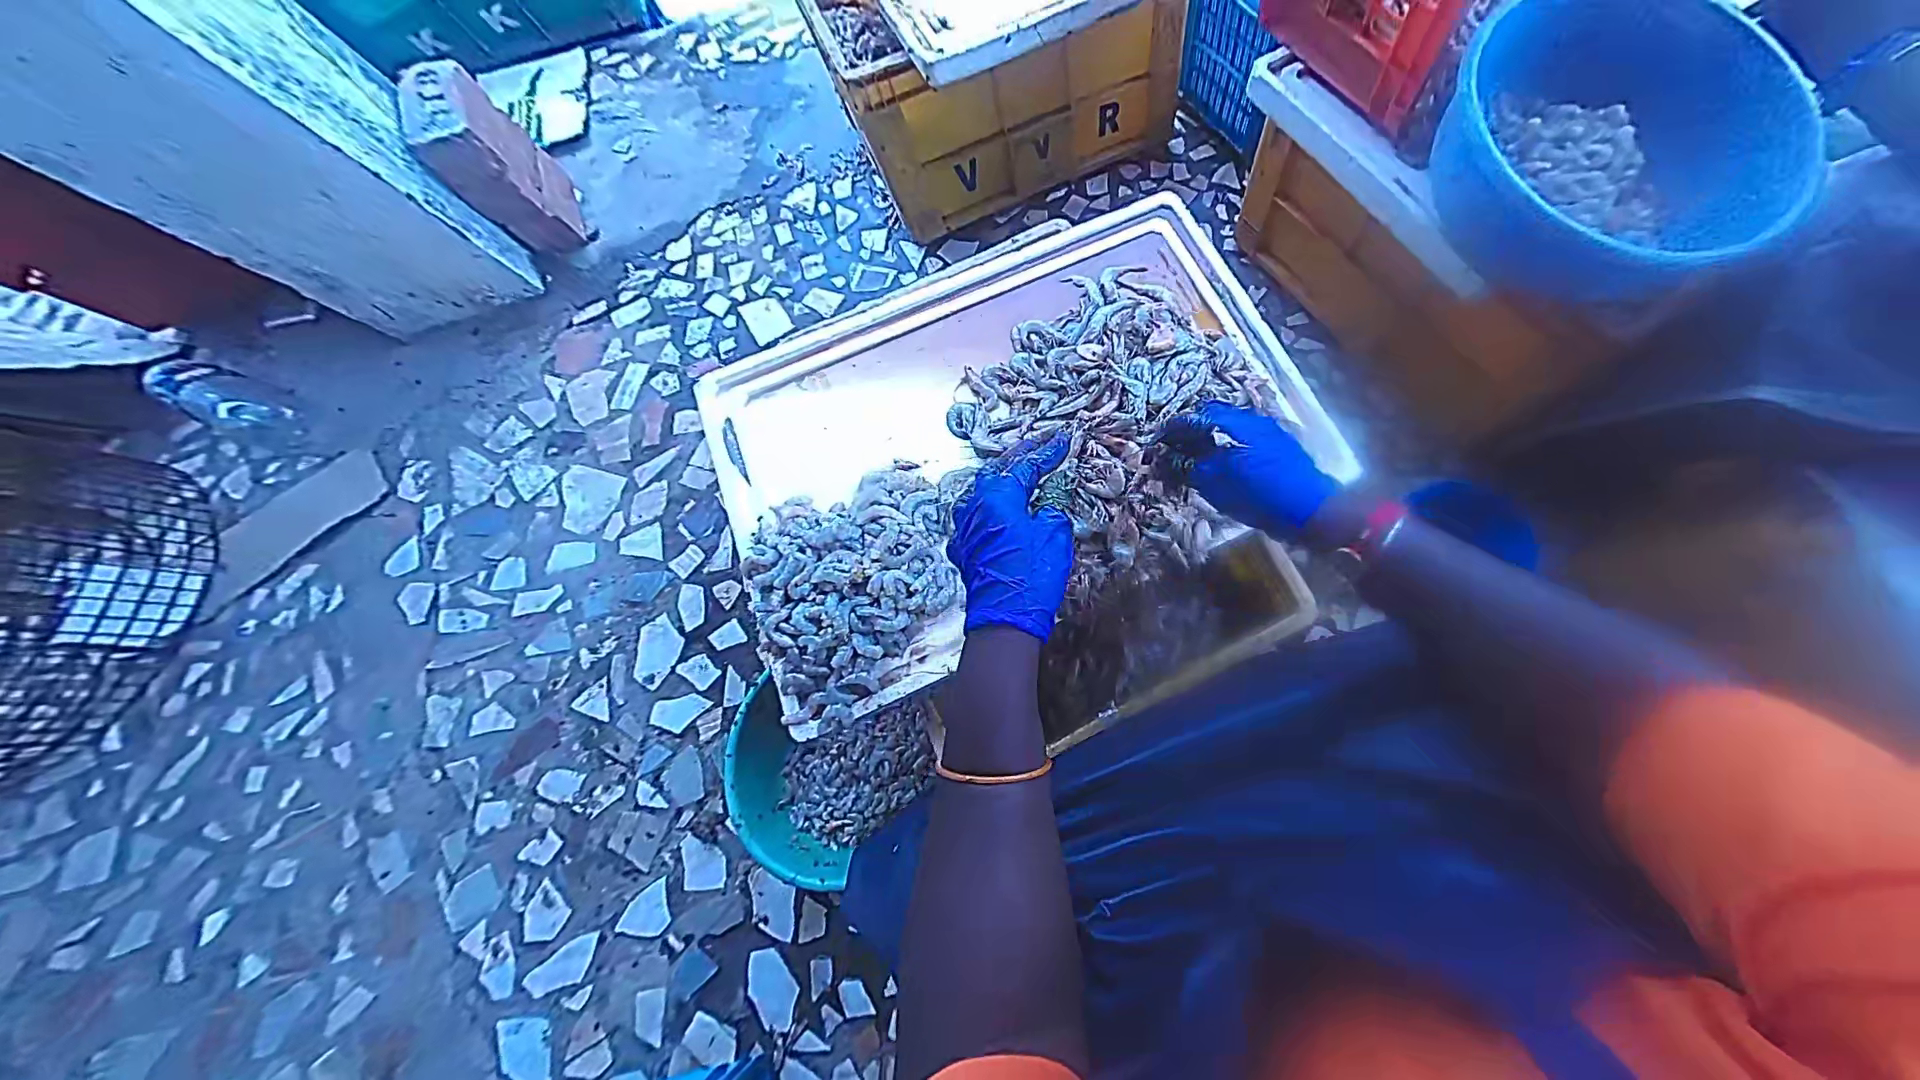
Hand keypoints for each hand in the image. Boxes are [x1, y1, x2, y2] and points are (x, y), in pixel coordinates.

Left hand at [947, 434, 1073, 642]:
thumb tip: (1048, 500)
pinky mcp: (965, 549)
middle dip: (1021, 459)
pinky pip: (978, 518)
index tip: (1062, 440)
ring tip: (1023, 473)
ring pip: (984, 494)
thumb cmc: (1032, 574)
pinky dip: (993, 508)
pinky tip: (1002, 509)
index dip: (1047, 452)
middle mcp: (973, 506)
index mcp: (996, 495)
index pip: (1025, 465)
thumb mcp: (1054, 533)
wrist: (1005, 618)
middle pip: (998, 473)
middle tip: (1041, 447)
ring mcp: (964, 528)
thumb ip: (1051, 507)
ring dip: (1004, 481)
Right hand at [1160, 402, 1338, 536]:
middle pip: (1212, 417)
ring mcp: (1268, 432)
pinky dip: (1224, 447)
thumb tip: (1164, 459)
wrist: (1310, 510)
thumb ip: (1188, 467)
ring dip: (1208, 439)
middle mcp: (1252, 421)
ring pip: (1228, 427)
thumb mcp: (1215, 484)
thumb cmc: (1259, 495)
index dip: (1172, 429)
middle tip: (1173, 450)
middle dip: (1189, 431)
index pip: (1194, 417)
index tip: (1158, 443)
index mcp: (1235, 424)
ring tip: (1194, 460)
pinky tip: (1219, 466)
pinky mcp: (1277, 446)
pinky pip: (1241, 439)